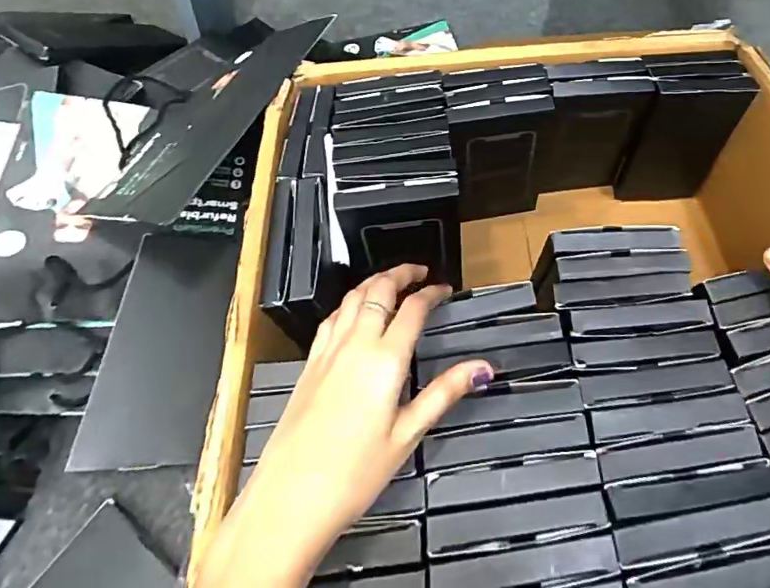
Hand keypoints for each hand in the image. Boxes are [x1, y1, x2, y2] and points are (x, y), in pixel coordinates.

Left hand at [200, 265, 491, 587]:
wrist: (290, 497)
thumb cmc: (350, 475)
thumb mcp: (407, 435)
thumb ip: (444, 393)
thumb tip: (479, 369)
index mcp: (384, 360)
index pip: (413, 307)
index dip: (432, 292)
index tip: (443, 289)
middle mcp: (355, 345)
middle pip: (379, 288)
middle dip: (402, 272)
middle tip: (420, 271)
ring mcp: (328, 351)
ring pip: (353, 295)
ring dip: (375, 280)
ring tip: (391, 279)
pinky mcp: (310, 363)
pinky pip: (332, 316)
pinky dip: (349, 301)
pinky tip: (352, 309)